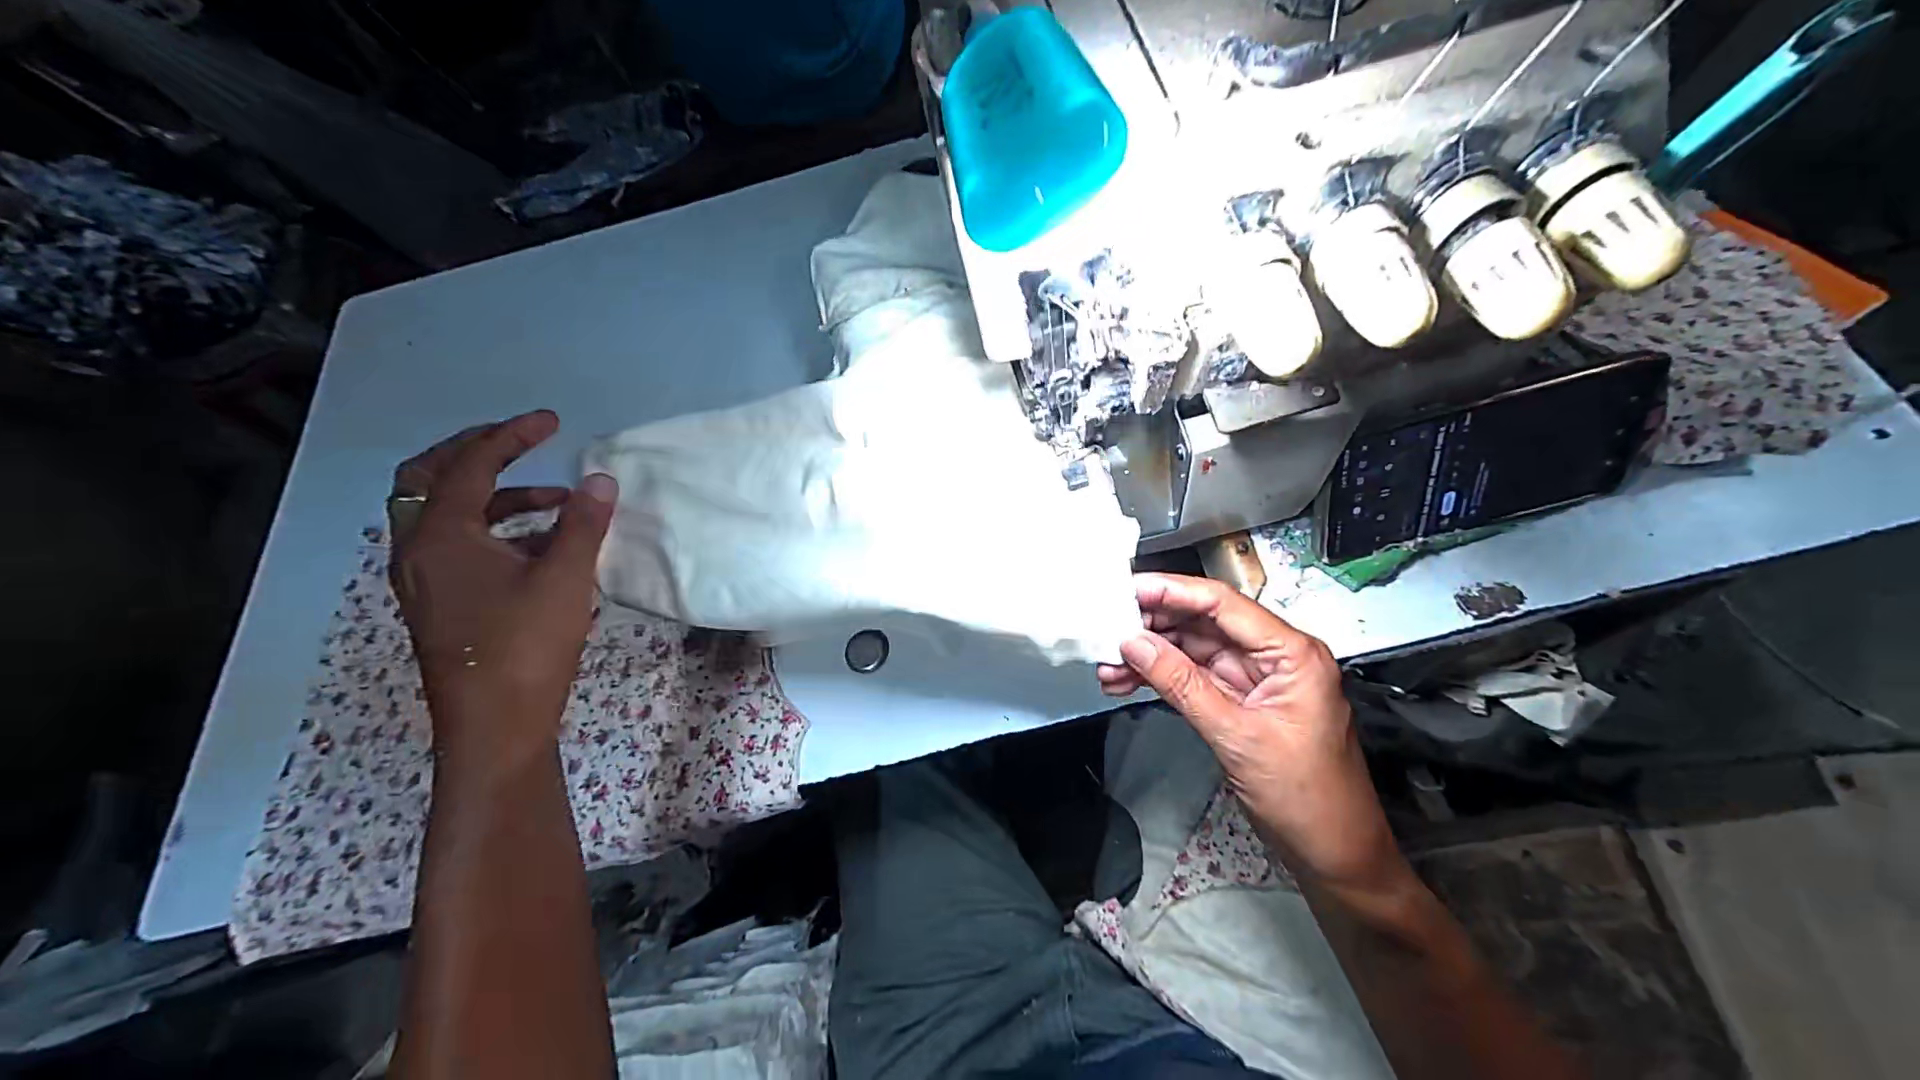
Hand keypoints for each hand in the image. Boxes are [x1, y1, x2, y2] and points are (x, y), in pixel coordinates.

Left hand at [388, 410, 616, 777]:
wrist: (494, 726)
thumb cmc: (526, 647)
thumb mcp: (564, 579)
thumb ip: (582, 524)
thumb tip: (600, 480)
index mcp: (440, 537)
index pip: (469, 465)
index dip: (510, 436)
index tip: (551, 423)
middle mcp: (418, 551)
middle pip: (430, 479)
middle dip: (479, 453)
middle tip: (523, 444)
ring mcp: (425, 581)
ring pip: (447, 517)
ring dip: (498, 498)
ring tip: (557, 503)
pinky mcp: (440, 605)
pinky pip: (458, 547)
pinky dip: (496, 531)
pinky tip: (543, 548)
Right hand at [1097, 574, 1410, 893]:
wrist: (1334, 854)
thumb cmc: (1311, 799)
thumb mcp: (1237, 737)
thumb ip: (1182, 684)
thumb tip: (1137, 645)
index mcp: (1293, 654)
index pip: (1224, 605)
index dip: (1174, 592)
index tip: (1132, 590)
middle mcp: (1274, 658)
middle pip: (1203, 624)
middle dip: (1154, 627)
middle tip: (1110, 628)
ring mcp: (1255, 680)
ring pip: (1192, 652)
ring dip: (1150, 657)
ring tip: (1111, 664)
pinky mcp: (1239, 702)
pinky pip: (1192, 678)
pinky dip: (1161, 680)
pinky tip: (1129, 682)